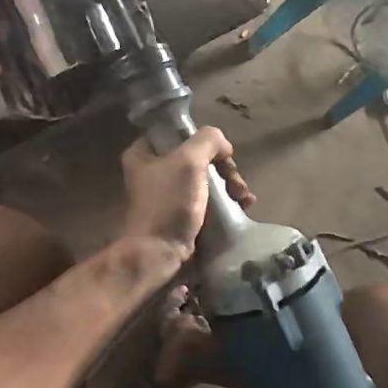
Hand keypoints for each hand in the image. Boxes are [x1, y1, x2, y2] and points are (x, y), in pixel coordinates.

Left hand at [119, 127, 252, 261]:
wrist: (159, 255)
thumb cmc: (168, 203)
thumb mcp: (188, 160)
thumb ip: (208, 140)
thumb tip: (224, 146)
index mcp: (143, 153)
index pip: (178, 133)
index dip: (203, 140)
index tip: (222, 154)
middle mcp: (153, 171)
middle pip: (198, 157)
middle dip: (223, 169)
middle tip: (234, 182)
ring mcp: (169, 195)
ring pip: (207, 179)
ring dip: (230, 185)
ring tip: (243, 198)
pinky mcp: (183, 215)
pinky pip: (209, 200)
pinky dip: (227, 201)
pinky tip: (243, 205)